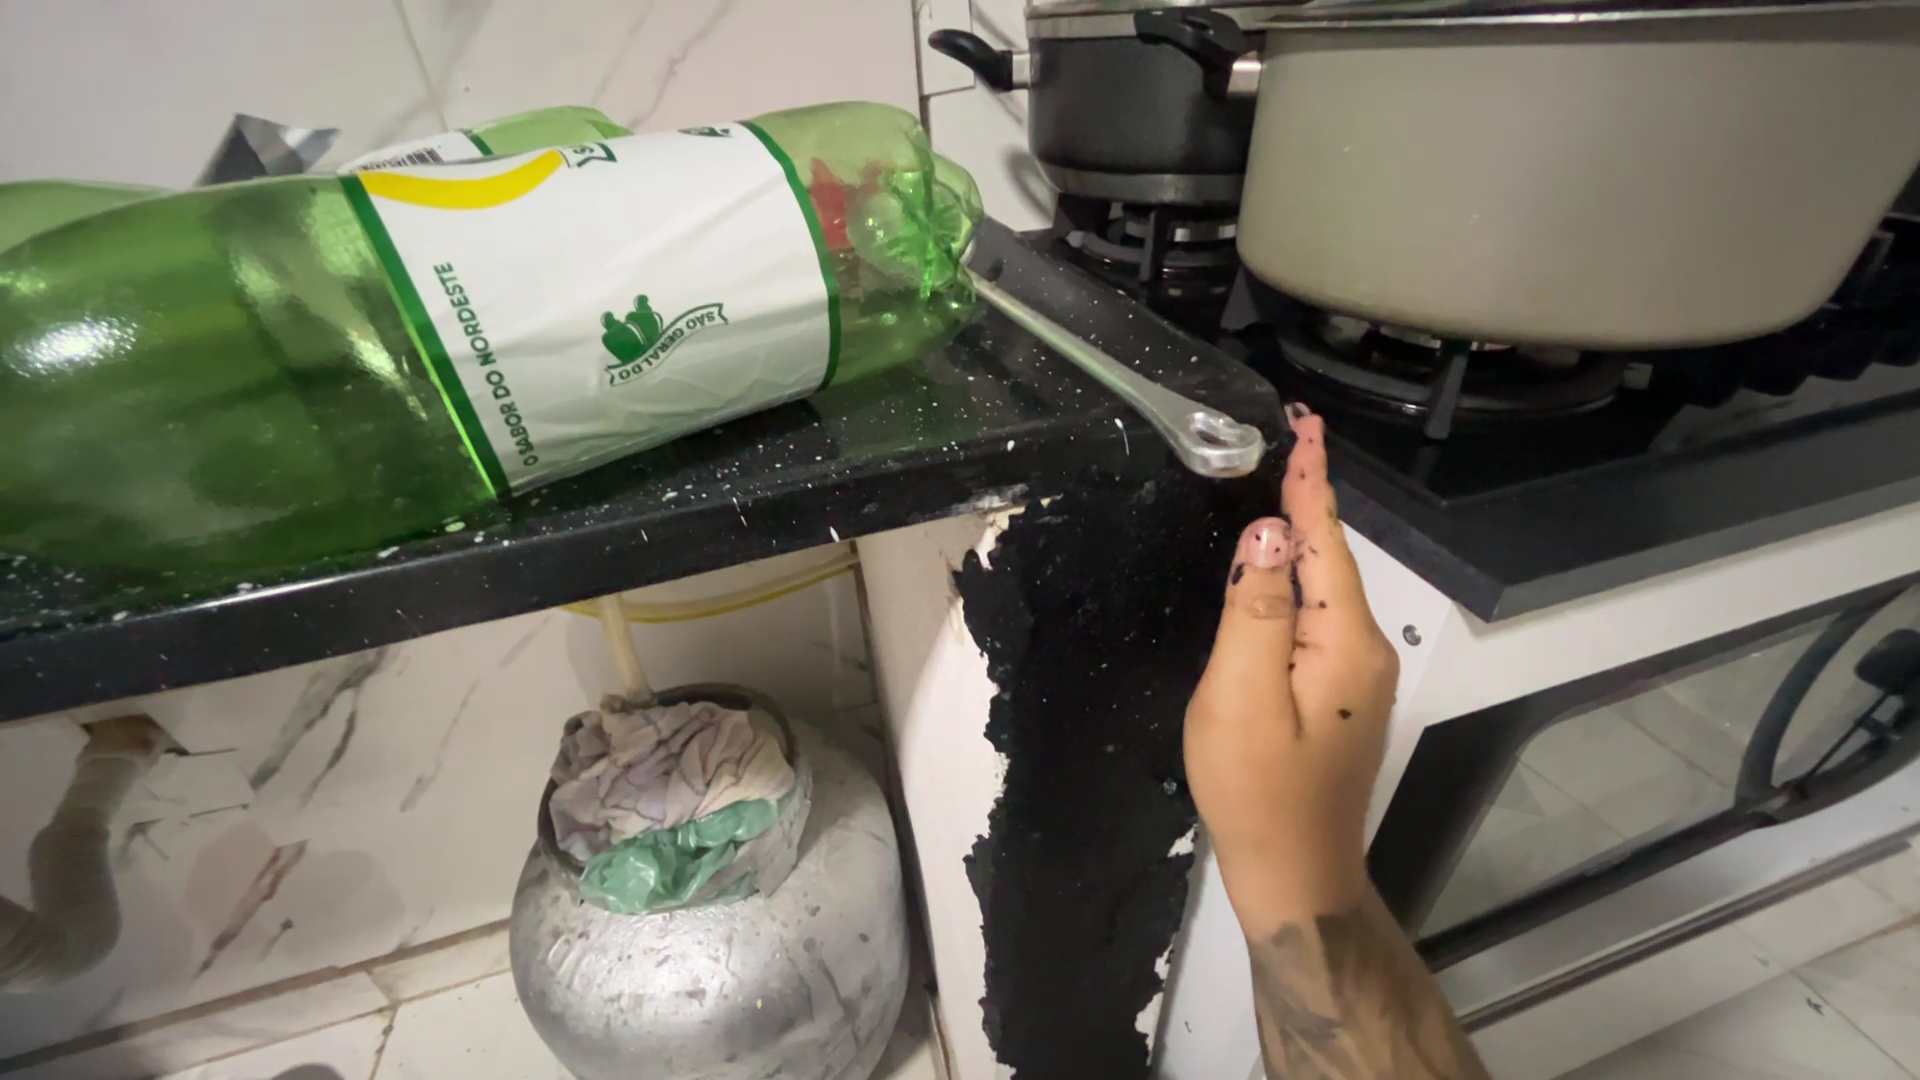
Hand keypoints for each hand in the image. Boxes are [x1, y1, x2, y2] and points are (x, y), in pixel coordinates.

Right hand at [1185, 405, 1399, 934]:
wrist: (1292, 869)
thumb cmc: (1255, 786)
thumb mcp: (1239, 695)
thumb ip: (1256, 610)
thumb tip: (1268, 534)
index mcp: (1344, 642)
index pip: (1326, 542)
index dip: (1312, 482)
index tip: (1304, 424)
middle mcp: (1364, 648)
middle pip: (1332, 558)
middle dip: (1307, 497)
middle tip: (1279, 443)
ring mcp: (1354, 672)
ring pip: (1324, 585)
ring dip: (1301, 533)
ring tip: (1274, 483)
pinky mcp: (1337, 689)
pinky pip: (1316, 614)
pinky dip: (1296, 575)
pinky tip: (1275, 563)